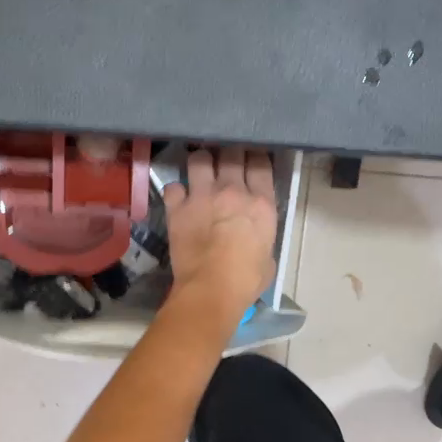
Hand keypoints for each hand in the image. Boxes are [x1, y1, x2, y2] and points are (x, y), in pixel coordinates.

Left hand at [162, 147, 278, 322]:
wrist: (211, 290)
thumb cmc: (246, 281)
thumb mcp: (268, 258)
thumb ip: (262, 239)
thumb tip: (255, 240)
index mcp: (261, 203)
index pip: (261, 163)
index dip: (256, 157)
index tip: (252, 159)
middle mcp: (232, 190)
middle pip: (231, 153)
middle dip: (229, 151)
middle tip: (225, 159)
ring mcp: (202, 196)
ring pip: (199, 159)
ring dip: (201, 162)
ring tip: (200, 170)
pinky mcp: (177, 209)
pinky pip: (173, 187)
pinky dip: (175, 191)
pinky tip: (178, 198)